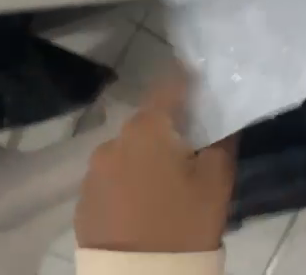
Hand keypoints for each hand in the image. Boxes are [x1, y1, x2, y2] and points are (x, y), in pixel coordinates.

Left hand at [76, 70, 236, 253]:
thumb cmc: (183, 224)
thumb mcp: (218, 177)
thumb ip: (221, 137)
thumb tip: (221, 116)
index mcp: (147, 128)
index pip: (170, 85)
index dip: (189, 81)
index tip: (204, 84)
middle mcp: (113, 142)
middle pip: (148, 122)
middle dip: (168, 128)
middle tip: (191, 147)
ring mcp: (93, 175)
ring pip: (128, 151)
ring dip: (146, 157)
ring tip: (166, 182)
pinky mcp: (83, 205)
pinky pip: (112, 179)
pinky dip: (129, 182)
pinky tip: (144, 203)